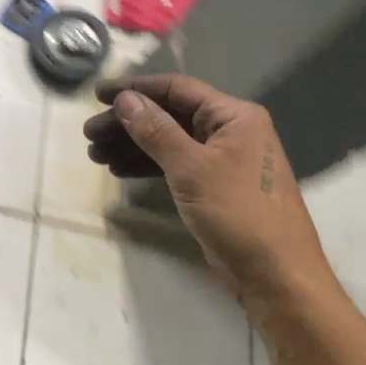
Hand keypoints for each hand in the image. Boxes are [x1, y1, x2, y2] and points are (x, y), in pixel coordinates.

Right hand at [83, 75, 335, 302]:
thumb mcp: (191, 168)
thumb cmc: (238, 213)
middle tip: (89, 135)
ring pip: (170, 142)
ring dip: (133, 146)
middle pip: (169, 116)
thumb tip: (125, 100)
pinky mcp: (215, 187)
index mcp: (234, 116)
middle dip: (128, 124)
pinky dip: (148, 166)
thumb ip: (156, 131)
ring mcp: (224, 160)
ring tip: (95, 155)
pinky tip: (119, 171)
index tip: (99, 95)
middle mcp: (230, 131)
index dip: (135, 89)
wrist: (276, 274)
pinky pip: (176, 165)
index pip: (177, 89)